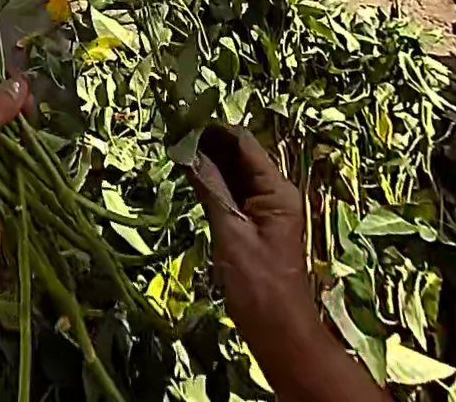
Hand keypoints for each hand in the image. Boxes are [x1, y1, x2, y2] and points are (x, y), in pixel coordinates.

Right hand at [190, 125, 387, 401]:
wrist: (280, 336)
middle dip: (209, 143)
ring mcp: (267, 206)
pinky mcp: (256, 221)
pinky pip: (234, 190)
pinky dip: (214, 181)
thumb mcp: (229, 233)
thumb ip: (210, 188)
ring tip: (177, 148)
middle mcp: (275, 191)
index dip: (214, 129)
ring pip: (235, 172)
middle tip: (174, 132)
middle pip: (240, 154)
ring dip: (209, 160)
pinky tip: (190, 174)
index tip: (183, 120)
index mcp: (277, 189)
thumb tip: (186, 149)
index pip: (243, 143)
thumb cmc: (257, 286)